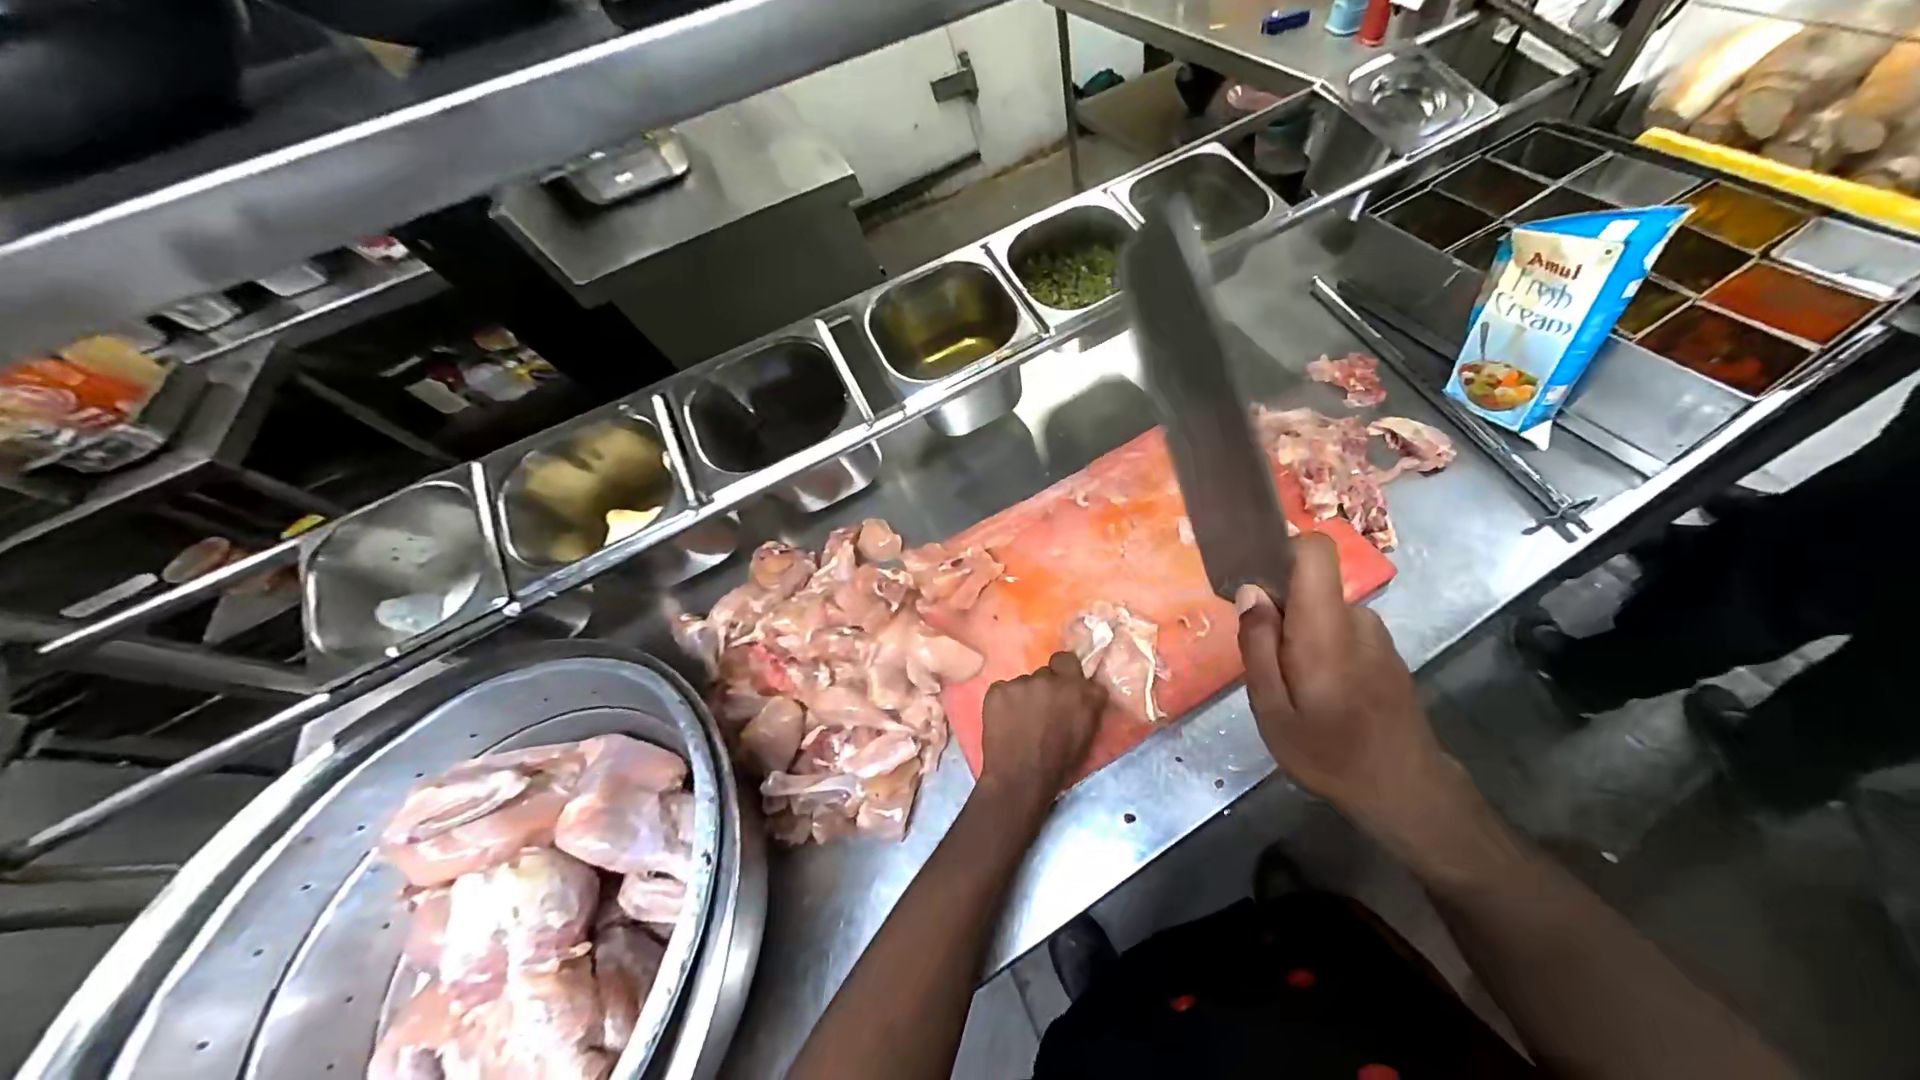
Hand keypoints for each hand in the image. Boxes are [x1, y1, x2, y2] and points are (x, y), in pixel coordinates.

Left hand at [977, 652, 1106, 816]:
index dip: (1063, 671)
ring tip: (1019, 722)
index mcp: (1080, 690)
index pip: (1068, 660)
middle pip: (1046, 672)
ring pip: (1023, 682)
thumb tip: (1082, 689)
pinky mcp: (998, 689)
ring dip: (1023, 696)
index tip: (1059, 686)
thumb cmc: (1059, 764)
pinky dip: (1003, 703)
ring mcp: (1023, 682)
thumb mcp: (1086, 732)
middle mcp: (1053, 679)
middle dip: (1044, 686)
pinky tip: (1004, 722)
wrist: (1021, 778)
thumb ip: (1086, 703)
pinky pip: (1002, 690)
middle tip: (1039, 709)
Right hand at [1235, 534, 1467, 836]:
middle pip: (1309, 587)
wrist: (1407, 792)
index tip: (1256, 586)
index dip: (1283, 552)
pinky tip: (1322, 695)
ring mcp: (1377, 635)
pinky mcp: (1385, 652)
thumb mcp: (1271, 709)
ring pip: (1322, 612)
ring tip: (1294, 689)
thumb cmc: (1329, 754)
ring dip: (1299, 636)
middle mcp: (1357, 620)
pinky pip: (1341, 630)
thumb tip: (1250, 591)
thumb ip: (1257, 645)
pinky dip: (1321, 648)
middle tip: (1267, 667)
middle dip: (1279, 613)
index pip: (1316, 551)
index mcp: (1325, 628)